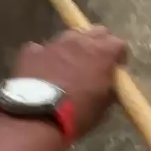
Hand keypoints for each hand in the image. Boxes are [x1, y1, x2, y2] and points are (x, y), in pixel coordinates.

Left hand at [11, 27, 127, 138]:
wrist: (37, 118)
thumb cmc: (77, 113)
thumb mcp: (103, 105)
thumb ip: (110, 87)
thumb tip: (109, 82)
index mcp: (102, 53)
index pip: (119, 43)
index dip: (119, 56)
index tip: (116, 69)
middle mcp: (79, 41)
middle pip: (95, 32)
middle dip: (98, 44)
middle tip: (95, 63)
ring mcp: (54, 44)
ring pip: (68, 37)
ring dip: (73, 48)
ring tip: (68, 66)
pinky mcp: (31, 51)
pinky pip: (42, 49)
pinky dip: (46, 57)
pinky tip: (43, 71)